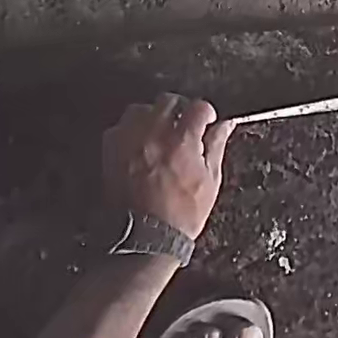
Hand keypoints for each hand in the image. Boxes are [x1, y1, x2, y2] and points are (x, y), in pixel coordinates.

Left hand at [103, 93, 236, 239]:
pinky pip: (121, 126)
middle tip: (185, 127)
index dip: (207, 113)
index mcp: (183, 141)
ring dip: (154, 117)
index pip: (199, 107)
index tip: (207, 121)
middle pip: (169, 100)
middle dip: (181, 110)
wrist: (147, 236)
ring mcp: (130, 140)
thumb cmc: (180, 214)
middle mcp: (154, 134)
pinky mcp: (111, 149)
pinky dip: (132, 131)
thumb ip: (216, 146)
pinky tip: (142, 146)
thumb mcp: (210, 181)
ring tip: (161, 135)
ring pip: (142, 109)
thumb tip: (225, 126)